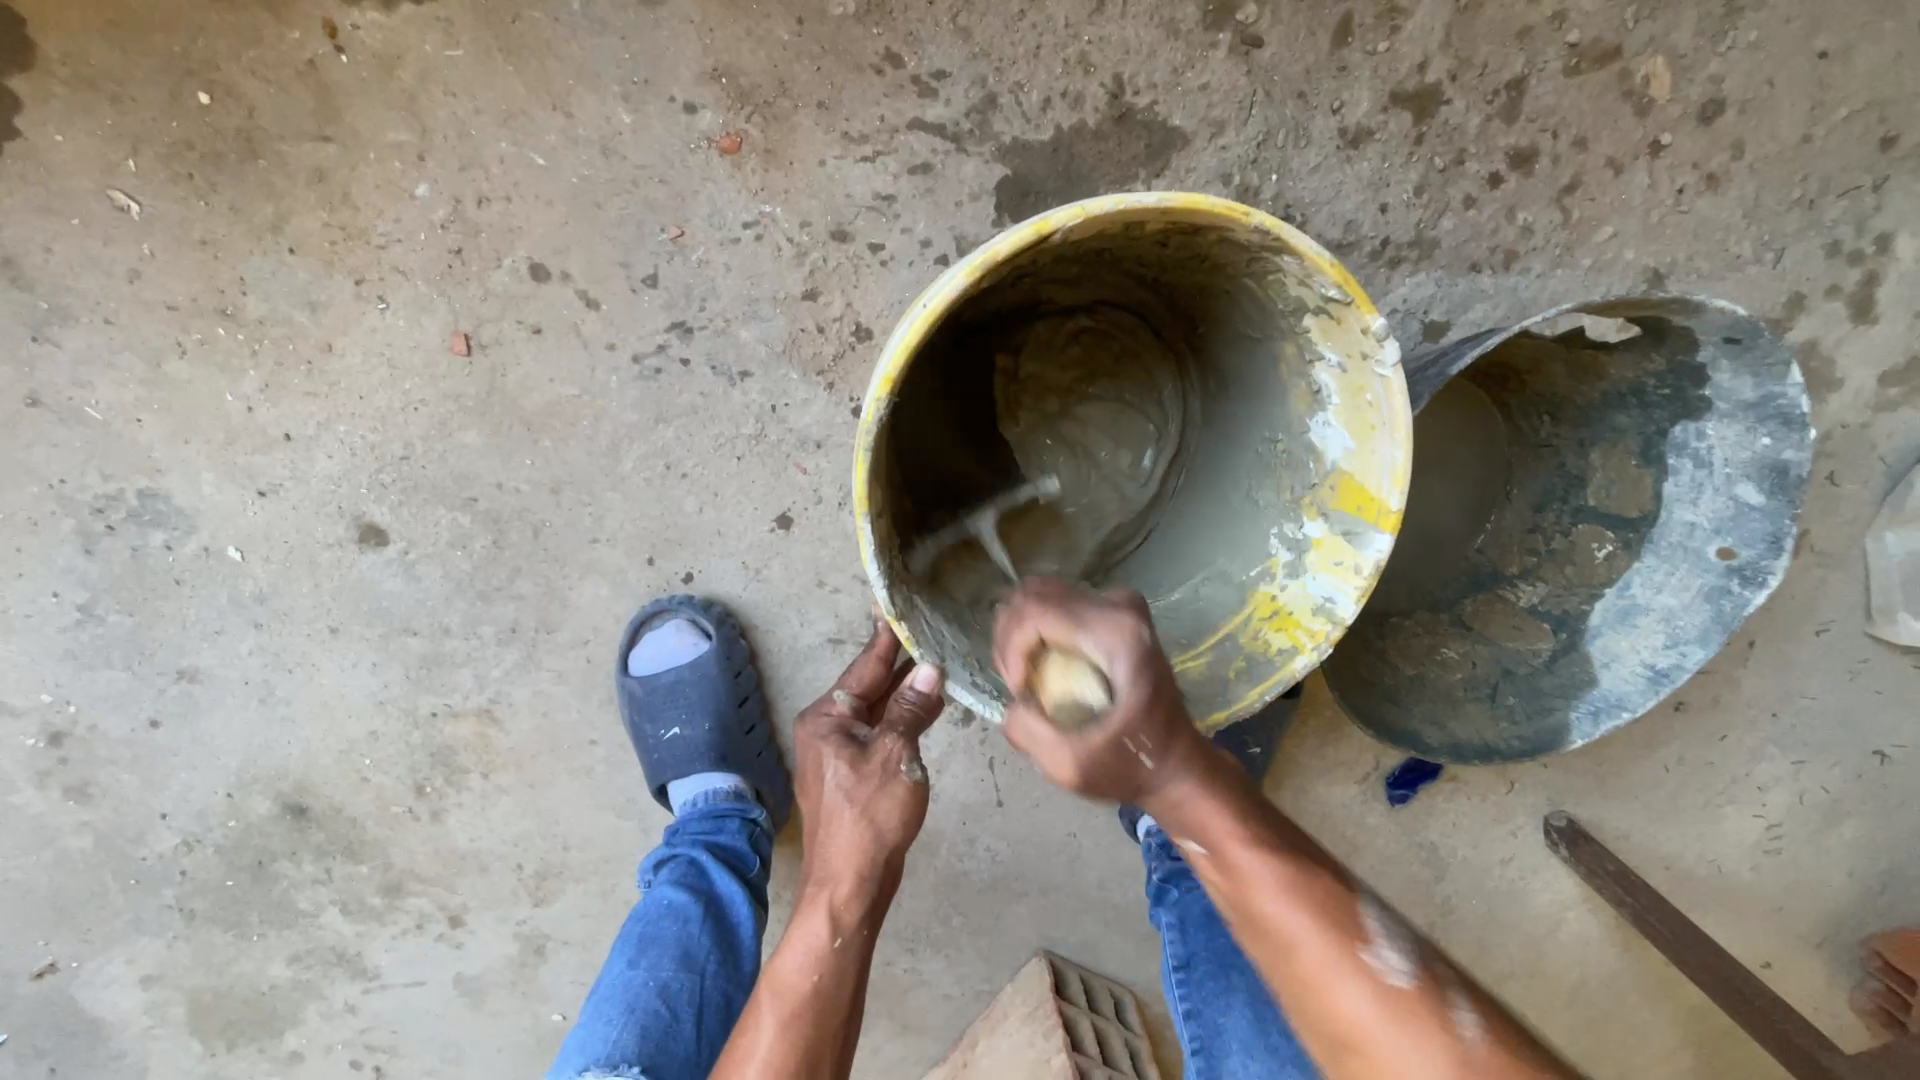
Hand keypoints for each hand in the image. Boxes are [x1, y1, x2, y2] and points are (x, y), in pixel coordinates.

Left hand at [792, 615, 945, 903]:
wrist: (850, 884)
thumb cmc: (869, 816)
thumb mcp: (896, 755)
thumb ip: (911, 709)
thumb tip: (930, 670)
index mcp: (827, 717)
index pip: (864, 666)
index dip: (886, 638)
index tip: (898, 606)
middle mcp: (827, 729)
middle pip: (869, 686)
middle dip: (901, 662)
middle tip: (929, 628)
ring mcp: (840, 753)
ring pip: (878, 711)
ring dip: (906, 691)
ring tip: (938, 660)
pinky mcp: (855, 774)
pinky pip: (882, 733)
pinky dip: (905, 719)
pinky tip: (930, 706)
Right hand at [993, 578, 1211, 804]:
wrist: (1177, 764)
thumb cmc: (1131, 766)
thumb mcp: (1070, 766)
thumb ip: (1026, 732)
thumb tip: (1012, 702)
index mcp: (1116, 632)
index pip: (1034, 612)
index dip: (1012, 651)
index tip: (1021, 695)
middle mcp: (1119, 605)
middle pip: (1032, 594)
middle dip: (1010, 640)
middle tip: (1017, 685)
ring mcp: (1118, 604)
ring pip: (1039, 594)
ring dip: (1018, 635)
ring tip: (1024, 678)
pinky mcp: (1114, 612)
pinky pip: (1055, 604)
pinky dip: (1034, 632)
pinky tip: (1038, 667)